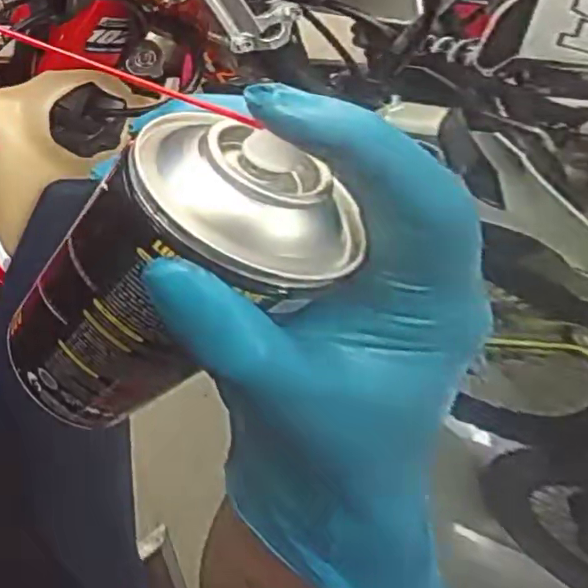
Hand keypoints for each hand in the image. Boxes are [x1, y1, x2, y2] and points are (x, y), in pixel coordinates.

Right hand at [139, 85, 488, 587]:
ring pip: (314, 172)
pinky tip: (178, 167)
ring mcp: (350, 254)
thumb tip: (160, 266)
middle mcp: (396, 256)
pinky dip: (226, 172)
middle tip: (199, 110)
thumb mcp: (275, 391)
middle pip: (360, 162)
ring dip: (248, 141)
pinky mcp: (304, 257)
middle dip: (283, 123)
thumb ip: (223, 333)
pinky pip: (275, 198)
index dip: (353, 137)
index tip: (267, 107)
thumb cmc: (325, 446)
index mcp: (426, 290)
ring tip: (179, 128)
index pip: (417, 192)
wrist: (316, 481)